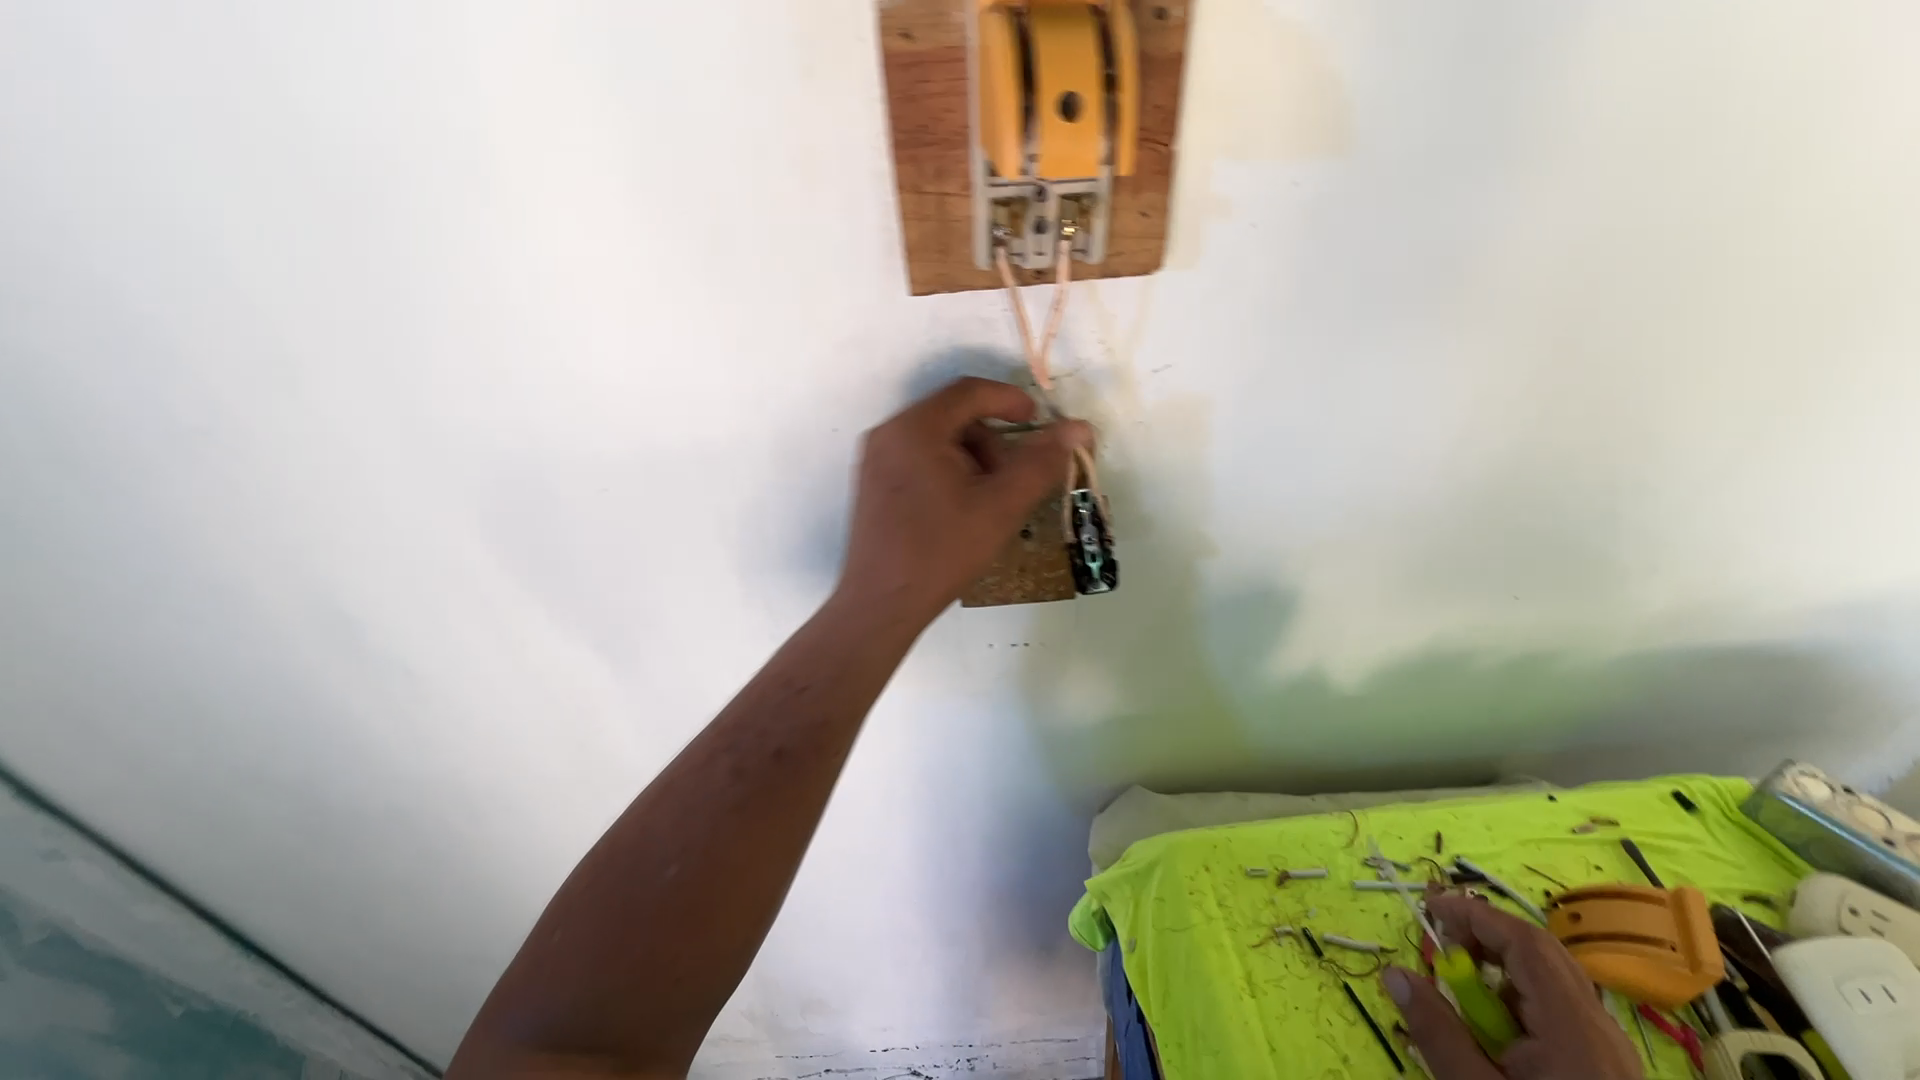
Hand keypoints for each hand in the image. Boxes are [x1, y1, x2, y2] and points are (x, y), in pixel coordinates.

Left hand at [834, 377, 1092, 624]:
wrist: (881, 604)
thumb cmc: (941, 552)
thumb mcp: (1001, 506)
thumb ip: (1042, 463)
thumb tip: (1079, 428)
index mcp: (915, 428)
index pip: (969, 391)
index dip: (1011, 400)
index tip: (1039, 423)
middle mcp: (888, 433)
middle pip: (953, 416)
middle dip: (991, 440)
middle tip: (1013, 479)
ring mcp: (875, 459)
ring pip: (937, 440)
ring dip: (972, 459)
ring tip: (988, 502)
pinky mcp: (872, 484)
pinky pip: (919, 459)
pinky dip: (949, 471)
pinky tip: (961, 510)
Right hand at [1384, 895, 1642, 1079]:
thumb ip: (1436, 1030)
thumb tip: (1397, 974)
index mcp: (1573, 1029)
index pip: (1525, 943)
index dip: (1476, 915)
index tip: (1430, 908)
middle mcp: (1600, 1029)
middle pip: (1544, 955)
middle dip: (1487, 937)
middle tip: (1441, 942)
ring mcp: (1610, 1051)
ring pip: (1553, 984)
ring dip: (1501, 972)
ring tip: (1460, 990)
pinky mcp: (1608, 1071)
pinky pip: (1562, 1014)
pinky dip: (1520, 1003)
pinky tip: (1495, 1032)